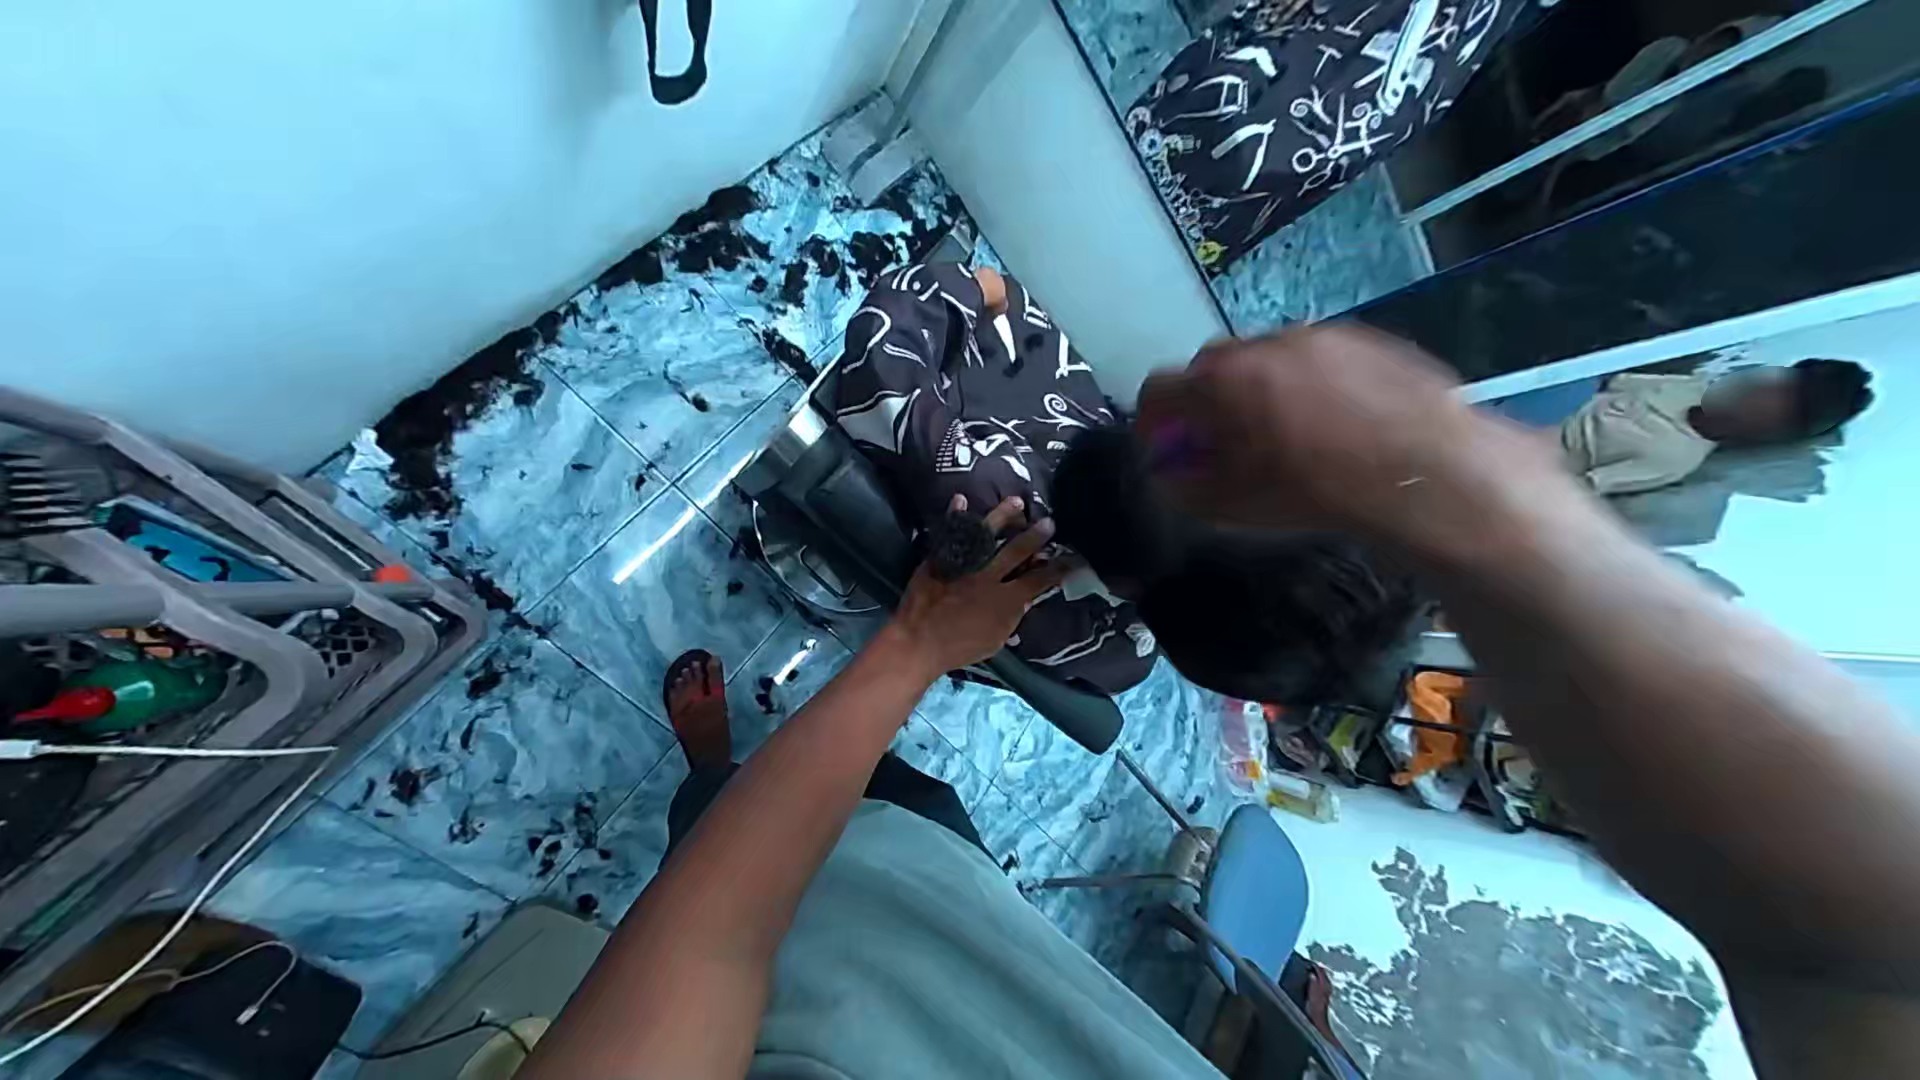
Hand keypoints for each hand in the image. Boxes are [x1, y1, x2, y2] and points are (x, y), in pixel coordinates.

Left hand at [885, 495, 1071, 677]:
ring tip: (1016, 501)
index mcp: (1006, 599)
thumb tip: (1024, 600)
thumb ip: (1012, 618)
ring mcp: (964, 563)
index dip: (1059, 570)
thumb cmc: (959, 648)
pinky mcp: (940, 559)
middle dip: (1036, 536)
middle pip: (1017, 550)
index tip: (1073, 560)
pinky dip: (954, 515)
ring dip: (1003, 515)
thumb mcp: (995, 640)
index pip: (1040, 580)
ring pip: (987, 534)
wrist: (919, 642)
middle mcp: (989, 575)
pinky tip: (960, 499)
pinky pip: (949, 532)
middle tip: (1049, 522)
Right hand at [1134, 324, 1557, 552]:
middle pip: (1207, 366)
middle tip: (1218, 438)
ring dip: (1251, 388)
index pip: (1157, 389)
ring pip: (1260, 357)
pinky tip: (1326, 418)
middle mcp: (1261, 345)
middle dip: (1201, 401)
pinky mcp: (1362, 337)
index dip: (1150, 420)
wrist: (1429, 472)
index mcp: (1219, 383)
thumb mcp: (1232, 505)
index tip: (1161, 445)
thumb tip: (1167, 473)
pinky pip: (1309, 356)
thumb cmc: (1315, 492)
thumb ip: (1182, 486)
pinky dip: (1299, 381)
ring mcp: (1315, 336)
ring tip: (1277, 428)